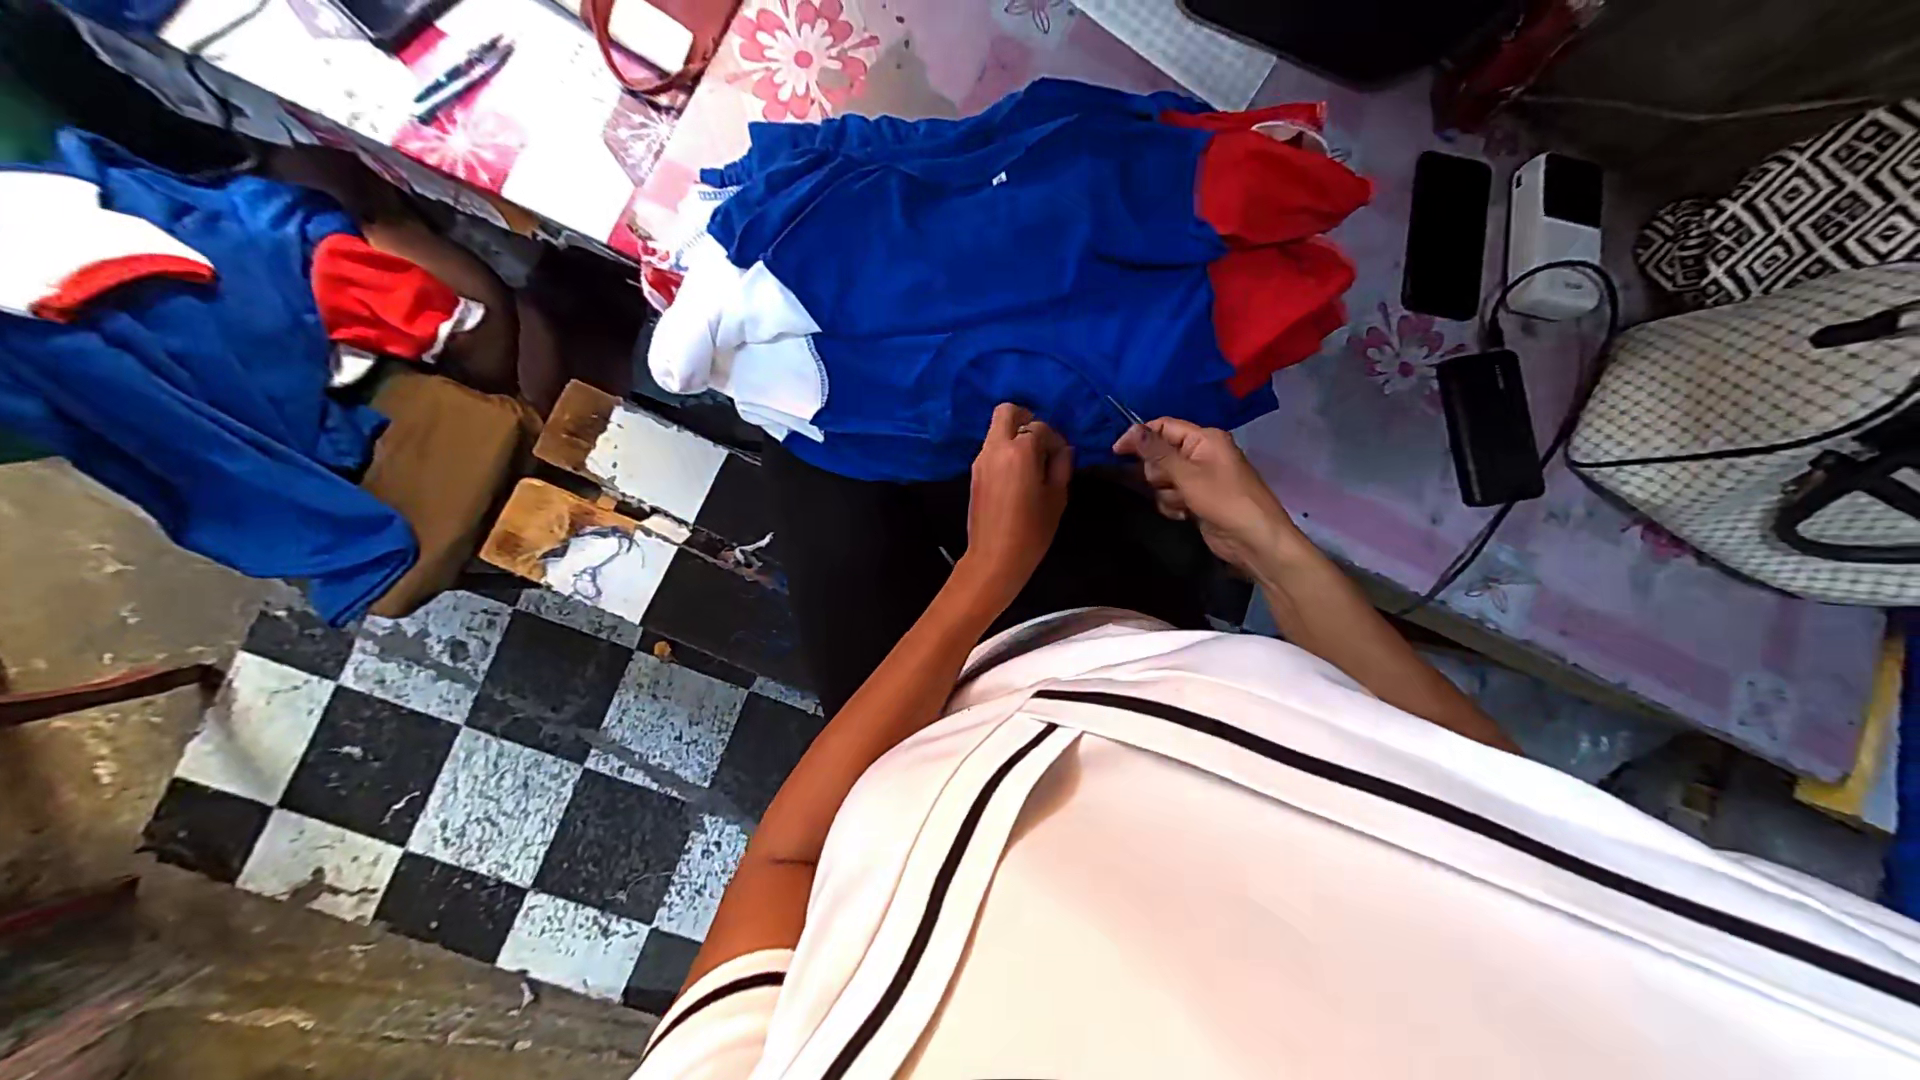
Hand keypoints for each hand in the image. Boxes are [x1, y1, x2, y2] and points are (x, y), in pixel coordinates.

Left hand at [961, 403, 1072, 605]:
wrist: (995, 557)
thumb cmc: (1032, 530)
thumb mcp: (1057, 497)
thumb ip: (1061, 466)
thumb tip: (1063, 450)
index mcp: (1020, 451)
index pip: (1040, 426)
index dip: (1054, 439)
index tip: (1060, 458)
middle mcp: (995, 448)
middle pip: (1006, 411)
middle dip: (1025, 418)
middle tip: (1040, 440)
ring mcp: (980, 459)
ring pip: (995, 429)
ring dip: (1013, 435)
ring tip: (1030, 461)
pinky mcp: (974, 472)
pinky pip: (990, 448)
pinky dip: (1003, 450)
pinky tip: (1016, 474)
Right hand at [1113, 417, 1304, 577]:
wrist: (1253, 540)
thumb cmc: (1224, 501)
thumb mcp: (1188, 475)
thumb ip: (1158, 452)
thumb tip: (1132, 429)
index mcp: (1204, 438)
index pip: (1163, 427)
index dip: (1140, 436)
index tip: (1116, 452)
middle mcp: (1200, 453)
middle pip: (1159, 455)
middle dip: (1158, 473)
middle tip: (1170, 484)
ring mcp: (1198, 478)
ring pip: (1161, 479)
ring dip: (1166, 494)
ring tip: (1184, 504)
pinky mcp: (1195, 498)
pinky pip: (1169, 496)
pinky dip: (1172, 505)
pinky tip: (1185, 514)